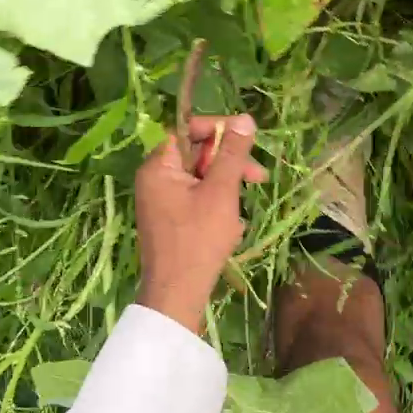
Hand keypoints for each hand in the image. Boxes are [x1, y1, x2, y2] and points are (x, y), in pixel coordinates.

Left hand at [134, 114, 267, 334]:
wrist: (176, 293)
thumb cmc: (198, 239)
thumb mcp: (220, 192)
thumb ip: (232, 154)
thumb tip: (246, 118)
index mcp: (158, 166)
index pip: (187, 129)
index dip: (218, 128)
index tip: (246, 138)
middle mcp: (154, 178)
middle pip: (195, 152)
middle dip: (228, 160)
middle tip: (258, 174)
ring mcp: (160, 199)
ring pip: (198, 176)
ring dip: (226, 182)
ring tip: (250, 197)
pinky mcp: (169, 218)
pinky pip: (195, 196)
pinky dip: (216, 200)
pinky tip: (233, 220)